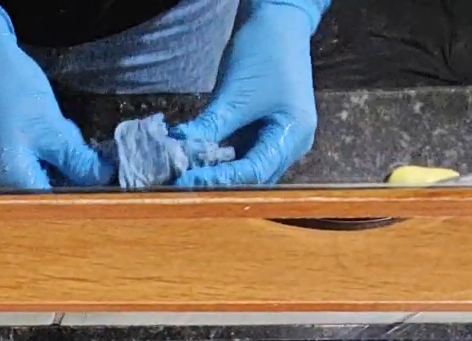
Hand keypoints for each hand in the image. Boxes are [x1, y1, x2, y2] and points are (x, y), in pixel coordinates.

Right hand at [0, 2, 113, 189]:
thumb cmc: (14, 95)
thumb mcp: (53, 129)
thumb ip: (78, 161)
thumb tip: (105, 179)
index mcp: (17, 187)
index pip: (59, 208)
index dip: (87, 198)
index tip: (108, 181)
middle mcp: (9, 192)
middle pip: (54, 201)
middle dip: (78, 180)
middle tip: (91, 155)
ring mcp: (9, 183)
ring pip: (51, 187)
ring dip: (67, 168)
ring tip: (62, 136)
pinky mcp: (13, 171)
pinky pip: (43, 175)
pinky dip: (56, 161)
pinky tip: (55, 138)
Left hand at [170, 0, 326, 187]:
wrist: (277, 22)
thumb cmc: (264, 51)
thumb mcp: (233, 94)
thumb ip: (208, 129)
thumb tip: (177, 155)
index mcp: (293, 134)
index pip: (253, 172)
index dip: (218, 181)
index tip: (186, 182)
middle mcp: (290, 146)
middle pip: (250, 180)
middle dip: (215, 184)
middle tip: (180, 186)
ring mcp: (278, 144)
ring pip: (243, 174)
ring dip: (215, 177)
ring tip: (185, 179)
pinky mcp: (263, 139)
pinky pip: (239, 160)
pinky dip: (217, 164)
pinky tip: (195, 165)